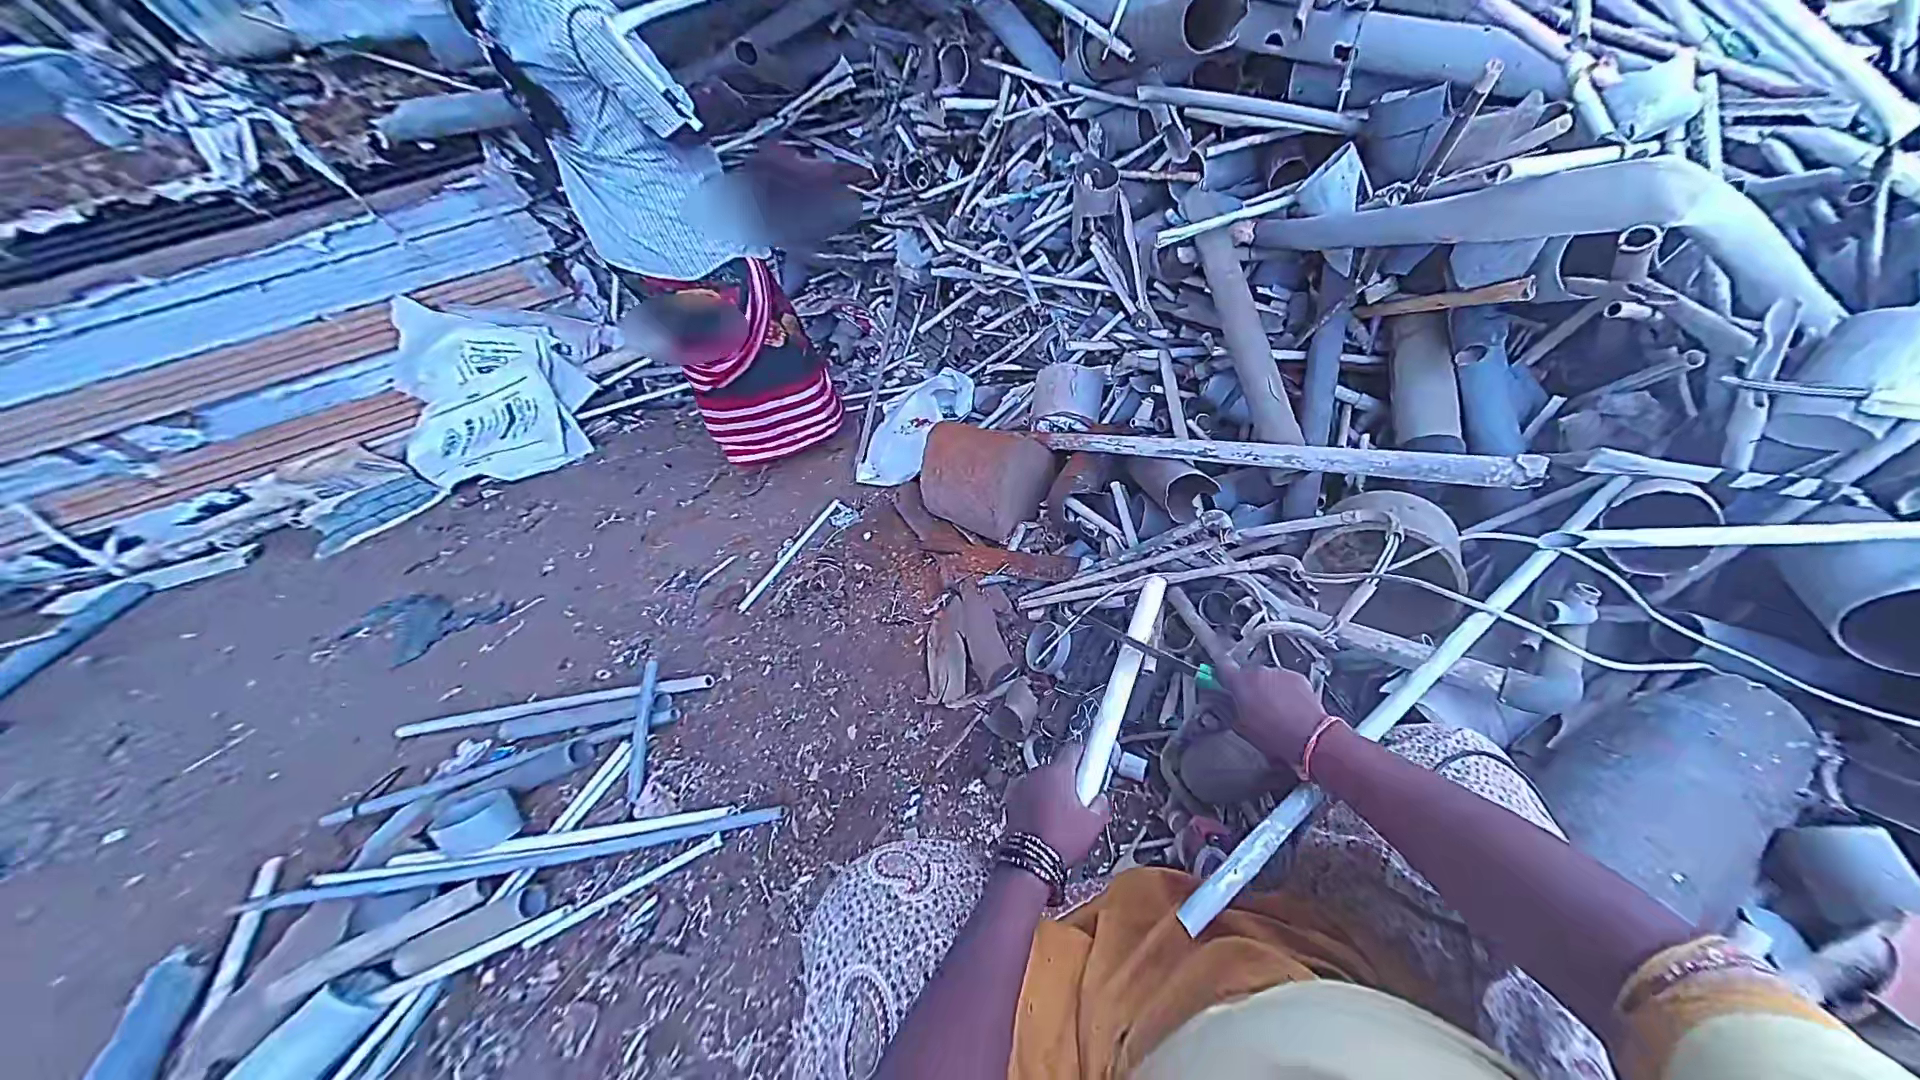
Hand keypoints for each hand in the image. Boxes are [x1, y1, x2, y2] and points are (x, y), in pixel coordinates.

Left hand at [1004, 745, 1111, 866]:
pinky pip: (1030, 794)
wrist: (1030, 862)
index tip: (1093, 759)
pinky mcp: (1012, 801)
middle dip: (1070, 778)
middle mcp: (1037, 773)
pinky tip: (1046, 820)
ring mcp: (1021, 786)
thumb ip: (1101, 804)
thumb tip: (1101, 799)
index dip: (1087, 753)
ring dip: (1052, 790)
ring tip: (1062, 814)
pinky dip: (1037, 802)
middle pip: (1058, 767)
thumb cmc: (1060, 840)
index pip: (1074, 749)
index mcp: (1058, 772)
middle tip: (1081, 797)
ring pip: (1043, 781)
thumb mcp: (1093, 823)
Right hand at [1218, 665, 1331, 772]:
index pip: (1222, 668)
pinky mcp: (1298, 677)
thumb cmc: (1275, 735)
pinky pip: (1285, 680)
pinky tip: (1289, 706)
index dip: (1221, 674)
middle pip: (1247, 674)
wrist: (1311, 737)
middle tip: (1252, 704)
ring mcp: (1279, 672)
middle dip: (1248, 686)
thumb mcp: (1242, 727)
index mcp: (1240, 682)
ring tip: (1274, 708)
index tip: (1222, 680)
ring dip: (1268, 687)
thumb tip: (1227, 703)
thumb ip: (1231, 709)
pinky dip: (1285, 689)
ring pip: (1267, 676)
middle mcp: (1259, 672)